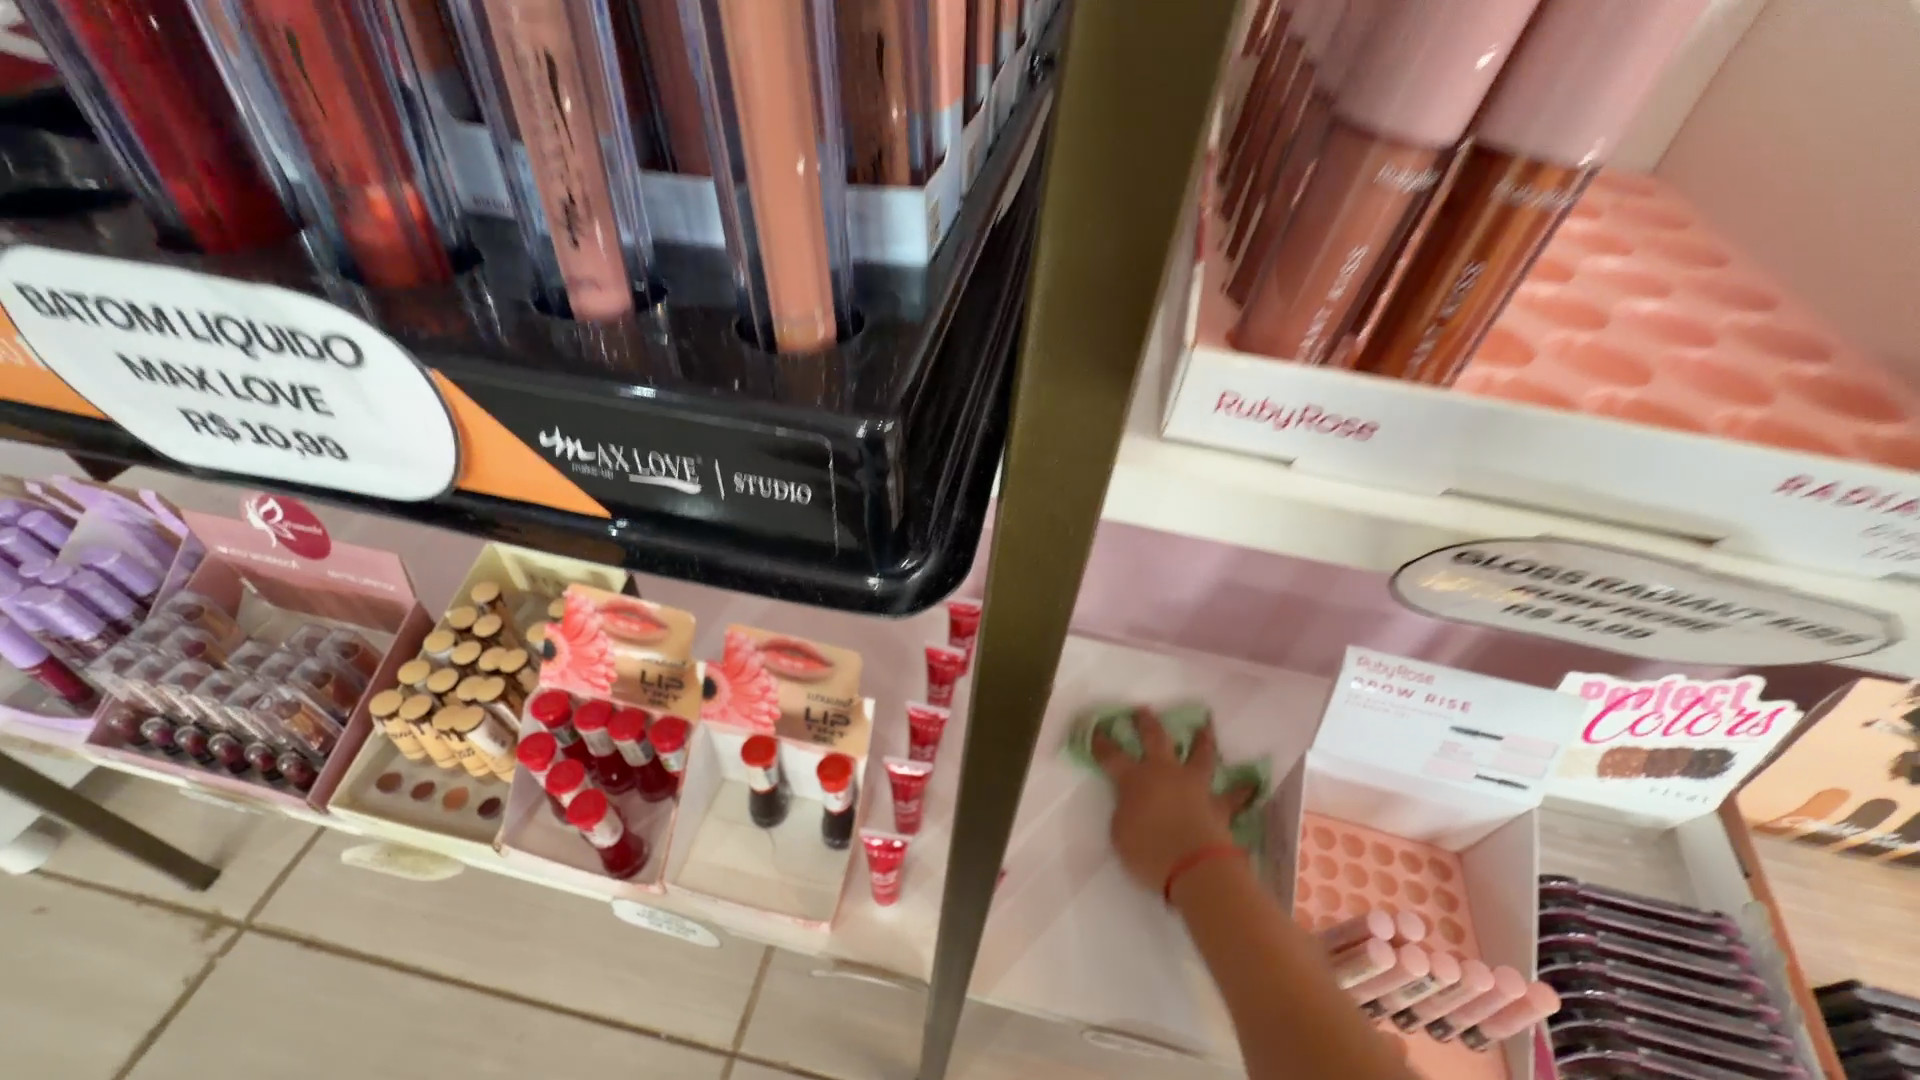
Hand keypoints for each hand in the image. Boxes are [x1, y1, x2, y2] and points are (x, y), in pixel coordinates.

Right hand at [1092, 707, 1255, 892]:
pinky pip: (1235, 796)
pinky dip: (1242, 789)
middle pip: (1156, 739)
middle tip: (1143, 711)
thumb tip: (1132, 802)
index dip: (1102, 743)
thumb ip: (1125, 810)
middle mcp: (1166, 773)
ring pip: (1201, 755)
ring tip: (1206, 726)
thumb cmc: (1149, 853)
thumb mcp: (1120, 833)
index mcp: (1135, 779)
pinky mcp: (1220, 806)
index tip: (1096, 730)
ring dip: (1203, 740)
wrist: (1196, 868)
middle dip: (1147, 723)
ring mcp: (1196, 787)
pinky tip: (1252, 782)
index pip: (1112, 756)